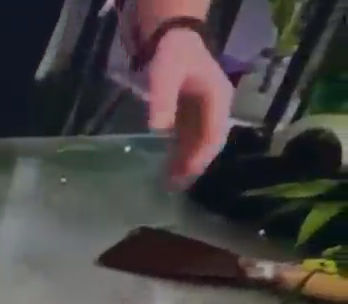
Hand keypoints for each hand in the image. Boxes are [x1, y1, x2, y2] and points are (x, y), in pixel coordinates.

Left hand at [146, 28, 234, 186]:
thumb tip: (160, 130)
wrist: (171, 42)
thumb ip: (162, 103)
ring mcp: (202, 111)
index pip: (213, 135)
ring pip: (198, 143)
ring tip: (168, 186)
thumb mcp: (163, 78)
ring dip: (186, 163)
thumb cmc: (170, 59)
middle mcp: (214, 107)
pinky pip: (187, 139)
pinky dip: (179, 155)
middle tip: (173, 189)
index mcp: (216, 99)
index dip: (200, 157)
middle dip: (194, 165)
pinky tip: (165, 169)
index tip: (185, 176)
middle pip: (208, 142)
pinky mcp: (188, 114)